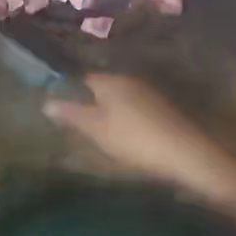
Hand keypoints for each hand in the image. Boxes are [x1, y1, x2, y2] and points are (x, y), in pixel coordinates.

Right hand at [45, 74, 235, 203]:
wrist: (189, 156)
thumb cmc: (134, 139)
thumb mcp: (95, 130)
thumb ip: (70, 114)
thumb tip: (46, 103)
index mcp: (110, 80)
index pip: (83, 79)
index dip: (72, 93)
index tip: (65, 112)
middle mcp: (129, 80)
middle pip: (103, 87)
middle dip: (92, 102)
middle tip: (82, 126)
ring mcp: (150, 93)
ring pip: (121, 98)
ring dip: (112, 112)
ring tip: (104, 134)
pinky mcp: (166, 109)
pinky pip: (137, 108)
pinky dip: (129, 119)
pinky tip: (129, 137)